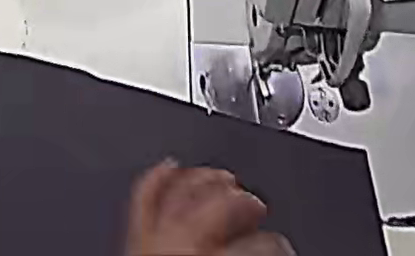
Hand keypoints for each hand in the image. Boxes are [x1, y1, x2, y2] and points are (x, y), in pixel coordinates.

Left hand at [125, 161, 291, 255]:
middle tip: (259, 208)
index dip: (276, 246)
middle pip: (223, 206)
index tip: (283, 249)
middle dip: (247, 203)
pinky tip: (170, 167)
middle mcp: (180, 249)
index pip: (258, 247)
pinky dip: (158, 179)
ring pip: (185, 190)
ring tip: (226, 179)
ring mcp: (153, 242)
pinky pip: (144, 200)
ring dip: (208, 180)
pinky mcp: (132, 244)